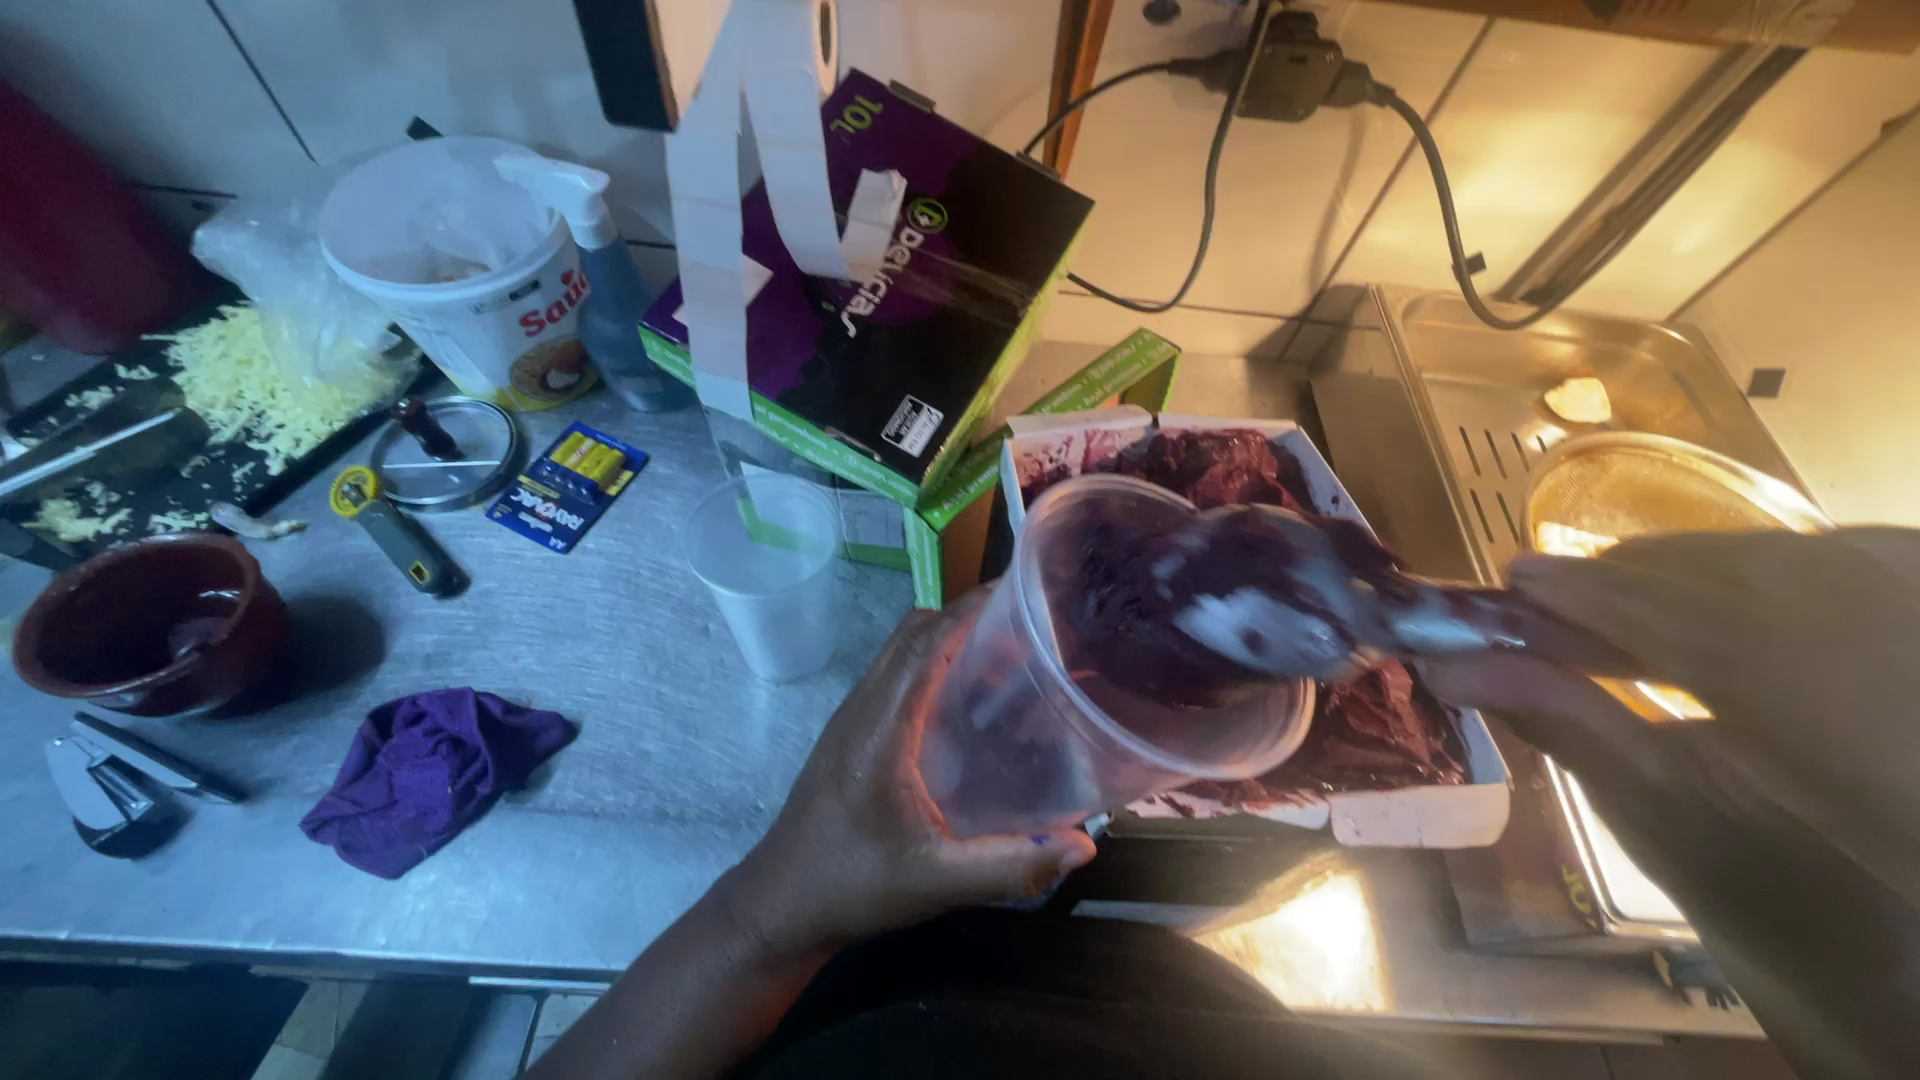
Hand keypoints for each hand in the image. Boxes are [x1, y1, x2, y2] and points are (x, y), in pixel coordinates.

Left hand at [718, 593, 1096, 957]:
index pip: (925, 641)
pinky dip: (930, 664)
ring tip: (1005, 658)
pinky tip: (966, 704)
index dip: (970, 609)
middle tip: (1025, 630)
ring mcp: (851, 717)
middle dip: (964, 617)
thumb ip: (1009, 865)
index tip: (1020, 595)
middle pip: (911, 633)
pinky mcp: (851, 733)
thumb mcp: (936, 881)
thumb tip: (1082, 847)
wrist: (780, 905)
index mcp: (880, 726)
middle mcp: (862, 706)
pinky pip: (894, 675)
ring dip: (946, 638)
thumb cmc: (852, 885)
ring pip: (900, 651)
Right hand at [1424, 529, 1919, 1078]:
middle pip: (1738, 568)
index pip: (1675, 612)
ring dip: (1706, 577)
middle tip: (1566, 614)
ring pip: (1804, 553)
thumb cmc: (1784, 907)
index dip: (1585, 589)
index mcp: (1822, 710)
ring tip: (1645, 618)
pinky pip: (1876, 559)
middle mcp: (1898, 647)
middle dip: (1639, 580)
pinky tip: (1748, 608)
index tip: (1514, 580)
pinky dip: (1792, 572)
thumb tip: (1449, 665)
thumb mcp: (1661, 816)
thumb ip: (1561, 720)